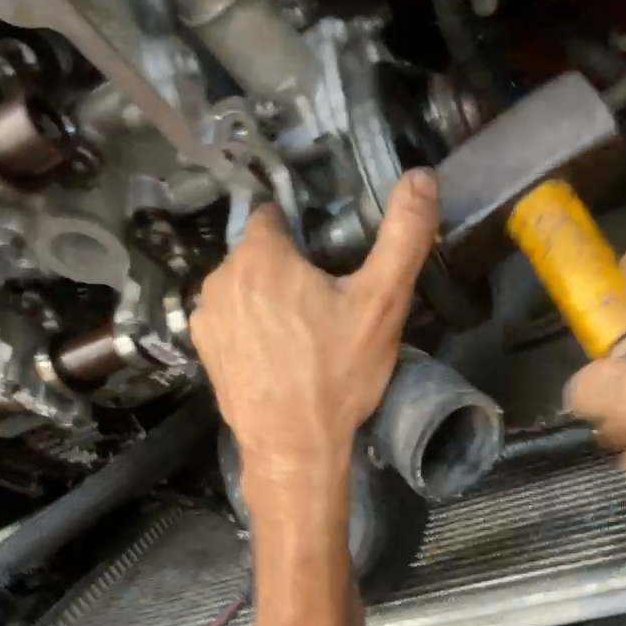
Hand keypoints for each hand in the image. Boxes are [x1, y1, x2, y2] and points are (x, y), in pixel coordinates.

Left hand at [191, 170, 439, 496]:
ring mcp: (207, 316)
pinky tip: (278, 358)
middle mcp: (220, 276)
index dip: (306, 234)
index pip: (276, 215)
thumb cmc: (336, 375)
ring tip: (303, 337)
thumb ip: (403, 237)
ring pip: (244, 287)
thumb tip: (422, 177)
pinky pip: (230, 321)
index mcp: (260, 253)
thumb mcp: (382, 304)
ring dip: (268, 299)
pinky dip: (251, 329)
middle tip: (327, 307)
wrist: (294, 448)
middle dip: (289, 269)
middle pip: (260, 254)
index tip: (331, 261)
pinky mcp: (204, 351)